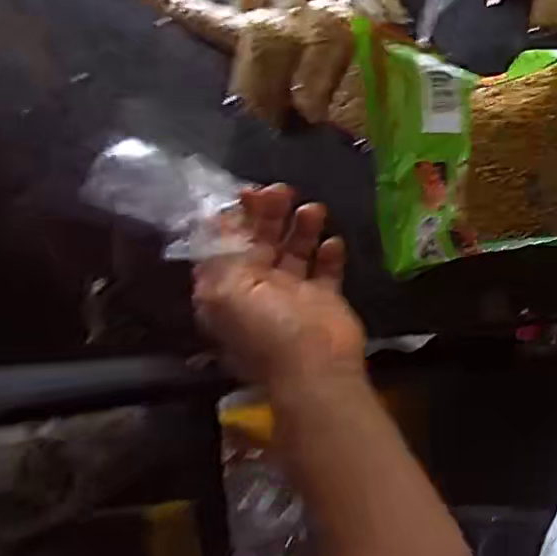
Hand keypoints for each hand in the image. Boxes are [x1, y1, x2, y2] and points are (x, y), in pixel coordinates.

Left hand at [193, 184, 364, 387]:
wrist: (318, 365)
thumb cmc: (269, 329)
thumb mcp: (229, 291)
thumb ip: (225, 253)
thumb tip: (222, 221)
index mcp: (225, 287)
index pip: (225, 242)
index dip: (235, 217)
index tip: (249, 194)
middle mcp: (256, 287)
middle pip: (262, 241)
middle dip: (270, 215)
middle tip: (284, 191)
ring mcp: (293, 293)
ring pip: (295, 250)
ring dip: (302, 228)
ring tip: (315, 209)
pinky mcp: (325, 299)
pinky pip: (326, 269)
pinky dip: (330, 254)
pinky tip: (333, 242)